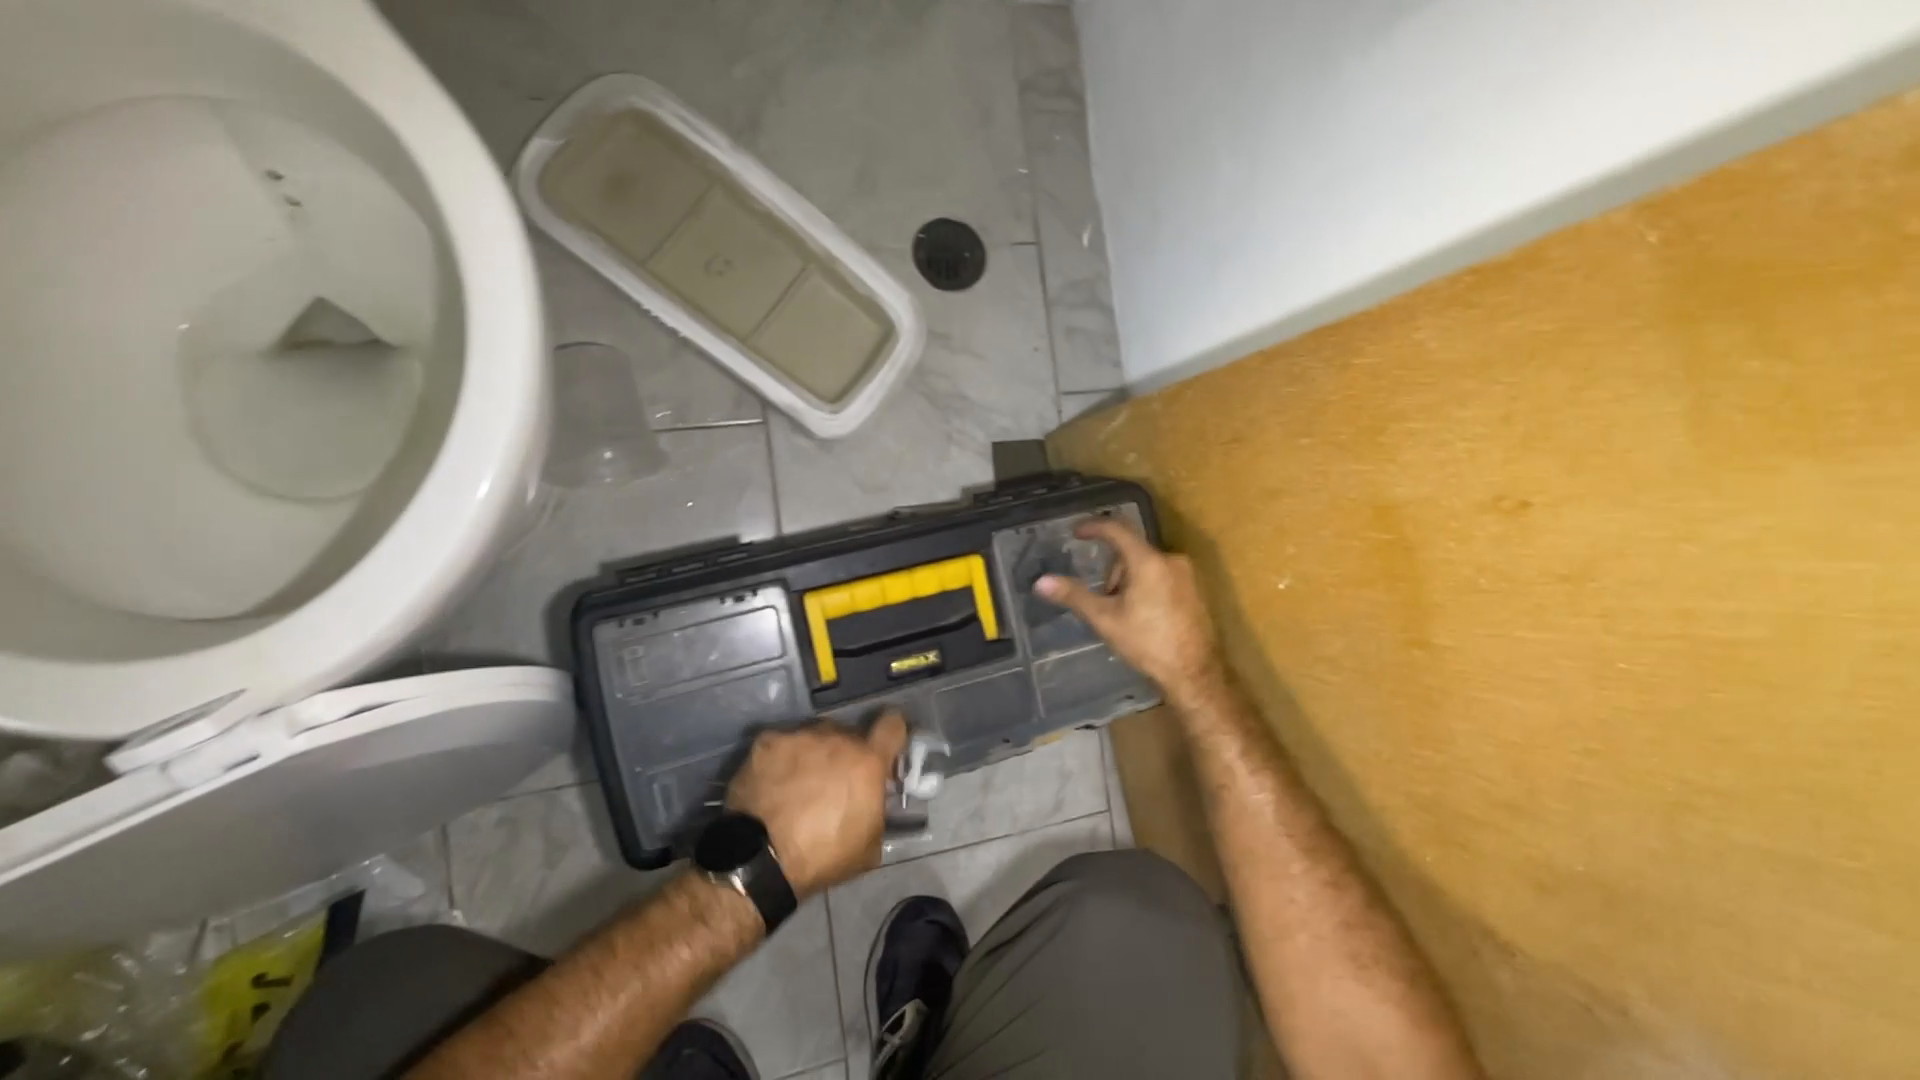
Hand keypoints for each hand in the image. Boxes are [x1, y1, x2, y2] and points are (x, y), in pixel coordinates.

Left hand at [726, 712, 908, 896]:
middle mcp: (836, 738)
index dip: (891, 734)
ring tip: (798, 784)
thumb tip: (872, 800)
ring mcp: (799, 737)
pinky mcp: (766, 742)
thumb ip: (876, 809)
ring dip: (813, 754)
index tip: (884, 750)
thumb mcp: (869, 844)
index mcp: (867, 762)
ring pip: (814, 737)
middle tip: (834, 781)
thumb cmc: (823, 857)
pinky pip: (782, 744)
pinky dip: (781, 760)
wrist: (762, 860)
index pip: (892, 725)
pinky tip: (772, 782)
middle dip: (846, 754)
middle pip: (848, 734)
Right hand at [1036, 519, 1225, 706]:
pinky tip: (1145, 619)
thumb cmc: (1147, 643)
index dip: (1094, 527)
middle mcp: (1170, 559)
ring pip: (1146, 566)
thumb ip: (1074, 595)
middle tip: (1106, 604)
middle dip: (1112, 574)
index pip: (1117, 530)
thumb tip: (1041, 582)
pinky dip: (1147, 589)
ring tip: (1125, 616)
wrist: (1195, 673)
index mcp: (1148, 561)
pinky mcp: (1195, 590)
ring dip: (1129, 583)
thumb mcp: (1105, 619)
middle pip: (1131, 553)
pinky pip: (1162, 577)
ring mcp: (1187, 575)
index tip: (1077, 532)